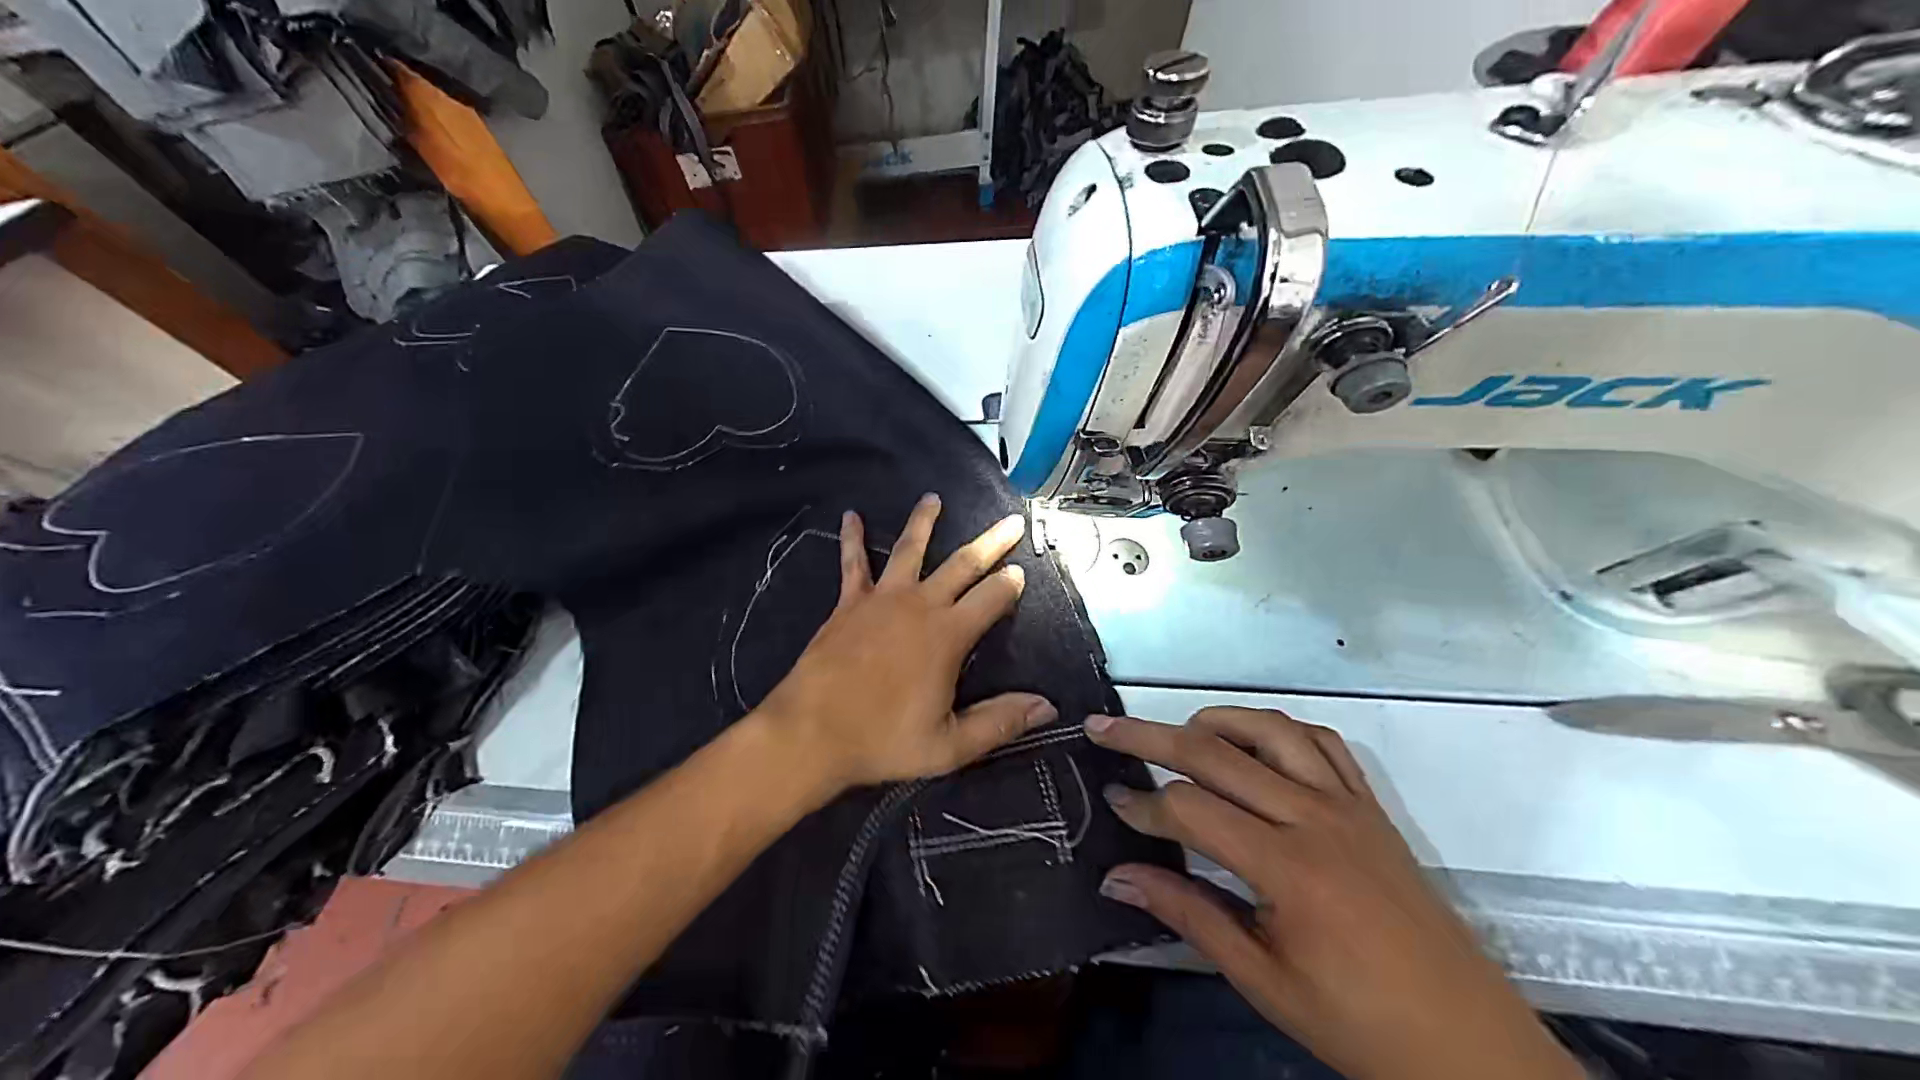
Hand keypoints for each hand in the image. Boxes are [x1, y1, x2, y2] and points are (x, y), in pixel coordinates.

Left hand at [754, 493, 1057, 795]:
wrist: (811, 733)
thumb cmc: (883, 740)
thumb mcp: (950, 744)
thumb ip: (1000, 722)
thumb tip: (1047, 707)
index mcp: (948, 635)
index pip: (992, 598)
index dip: (1011, 583)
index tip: (1021, 571)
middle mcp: (919, 605)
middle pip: (963, 564)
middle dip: (991, 542)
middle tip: (1010, 521)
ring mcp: (882, 599)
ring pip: (910, 549)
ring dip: (924, 521)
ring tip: (933, 498)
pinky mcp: (849, 603)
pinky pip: (853, 563)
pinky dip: (853, 539)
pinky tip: (850, 516)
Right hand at [1087, 708, 1581, 1079]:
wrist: (1470, 1044)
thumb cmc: (1359, 1022)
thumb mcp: (1263, 980)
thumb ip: (1187, 915)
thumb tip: (1116, 879)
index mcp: (1288, 867)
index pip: (1191, 810)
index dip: (1142, 805)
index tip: (1111, 801)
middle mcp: (1315, 817)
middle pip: (1215, 753)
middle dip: (1148, 737)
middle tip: (1104, 729)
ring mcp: (1348, 805)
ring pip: (1269, 730)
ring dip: (1215, 720)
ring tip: (1176, 729)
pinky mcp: (1372, 807)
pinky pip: (1322, 742)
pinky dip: (1277, 729)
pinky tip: (1253, 741)